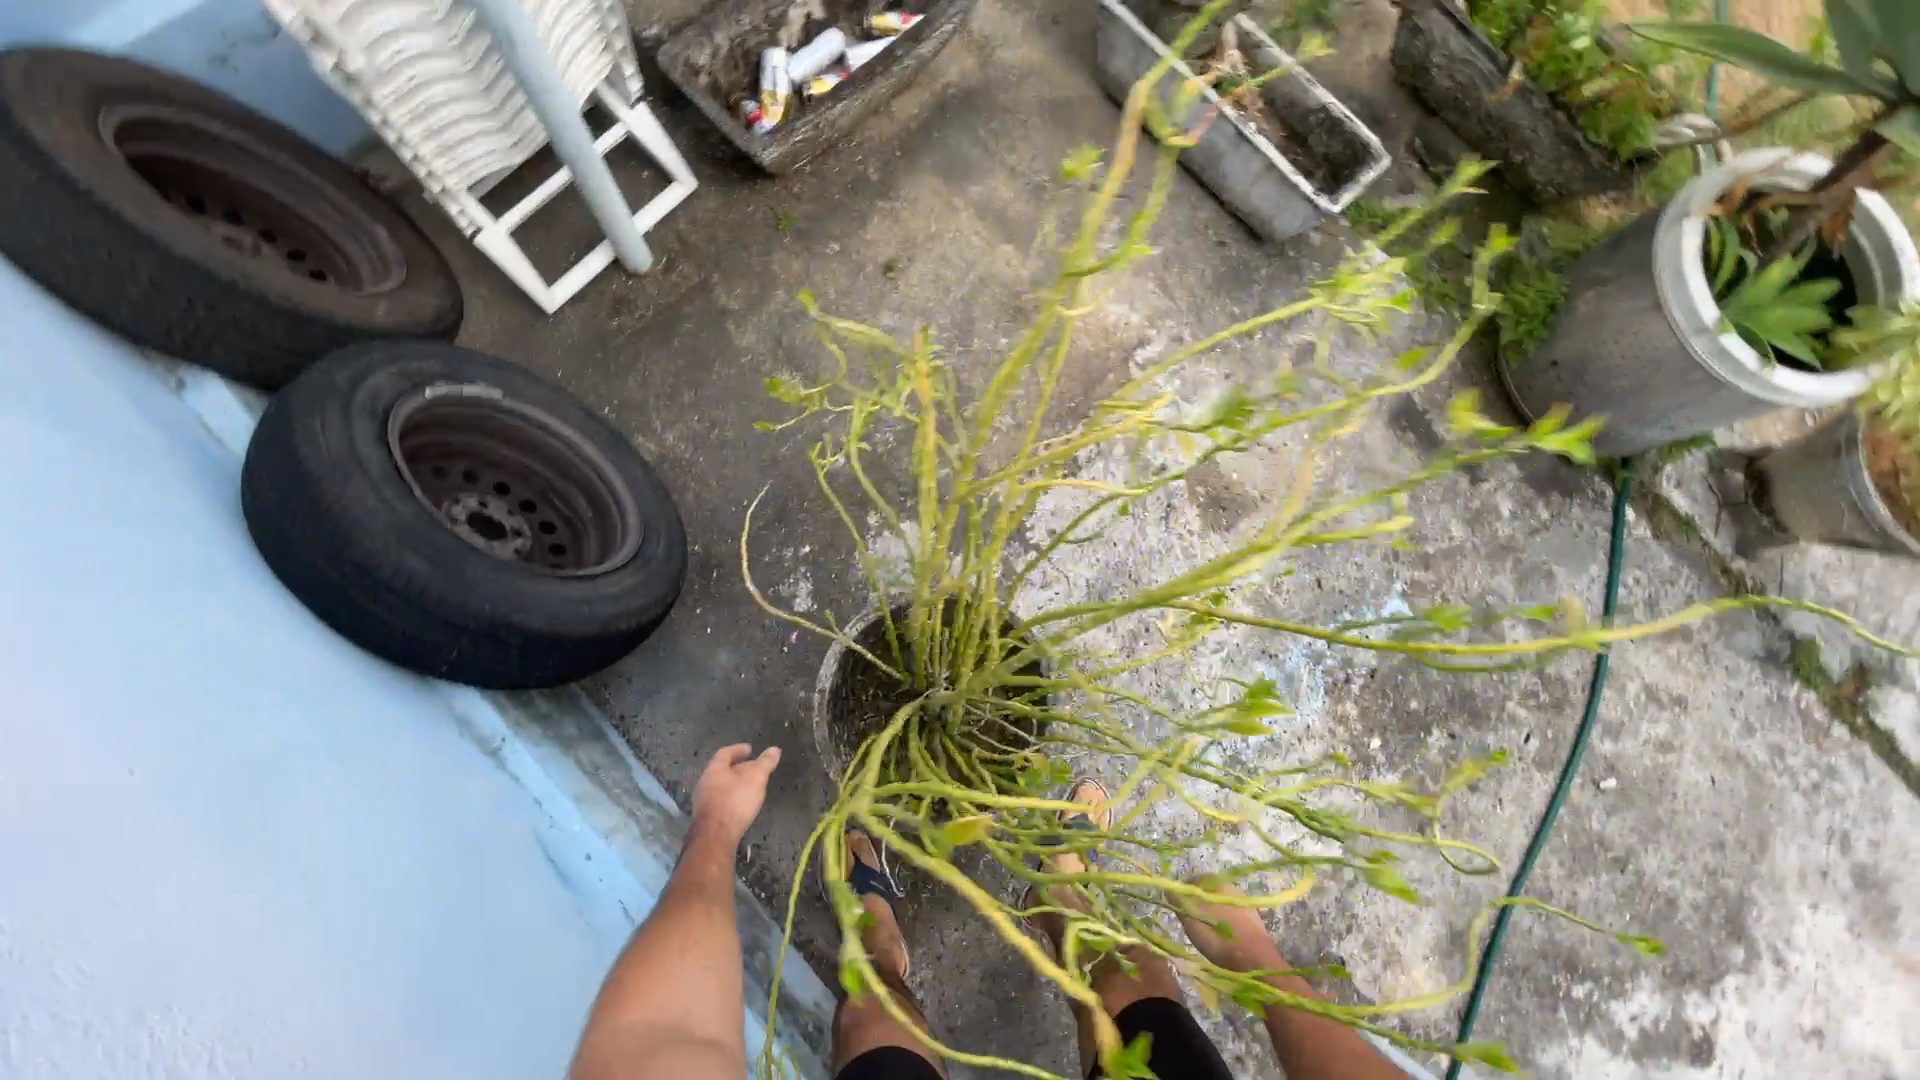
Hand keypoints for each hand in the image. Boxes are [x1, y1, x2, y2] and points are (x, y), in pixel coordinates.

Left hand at [690, 743, 780, 847]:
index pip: (725, 753)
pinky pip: (719, 802)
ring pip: (720, 787)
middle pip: (722, 771)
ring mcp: (703, 802)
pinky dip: (731, 798)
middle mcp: (704, 783)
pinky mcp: (706, 818)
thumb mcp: (756, 778)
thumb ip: (765, 763)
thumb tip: (775, 749)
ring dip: (734, 785)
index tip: (750, 749)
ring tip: (749, 787)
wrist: (715, 837)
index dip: (738, 749)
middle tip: (753, 769)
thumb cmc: (735, 801)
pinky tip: (741, 805)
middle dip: (738, 768)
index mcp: (714, 770)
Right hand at [1178, 878, 1287, 973]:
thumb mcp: (1192, 921)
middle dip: (1198, 902)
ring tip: (1206, 929)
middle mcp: (1232, 888)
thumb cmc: (1220, 938)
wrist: (1256, 961)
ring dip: (1212, 912)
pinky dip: (1224, 921)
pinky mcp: (1254, 920)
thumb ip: (1179, 902)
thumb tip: (1169, 889)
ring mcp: (1245, 903)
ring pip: (1221, 903)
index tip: (1176, 905)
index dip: (1182, 891)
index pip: (1194, 879)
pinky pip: (1232, 915)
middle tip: (1190, 918)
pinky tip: (1222, 936)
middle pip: (1208, 891)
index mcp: (1217, 883)